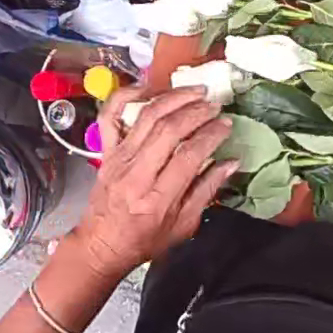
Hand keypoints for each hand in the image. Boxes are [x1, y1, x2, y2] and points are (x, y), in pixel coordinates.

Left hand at [66, 85, 238, 279]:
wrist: (102, 244)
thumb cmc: (145, 240)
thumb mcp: (183, 226)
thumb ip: (207, 191)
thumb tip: (231, 161)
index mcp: (157, 199)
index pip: (188, 156)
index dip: (211, 136)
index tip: (226, 125)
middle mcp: (136, 174)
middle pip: (167, 130)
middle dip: (195, 112)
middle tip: (214, 105)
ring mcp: (118, 158)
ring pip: (145, 117)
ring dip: (173, 98)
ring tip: (195, 91)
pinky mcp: (105, 150)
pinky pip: (110, 116)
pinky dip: (126, 96)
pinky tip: (148, 88)